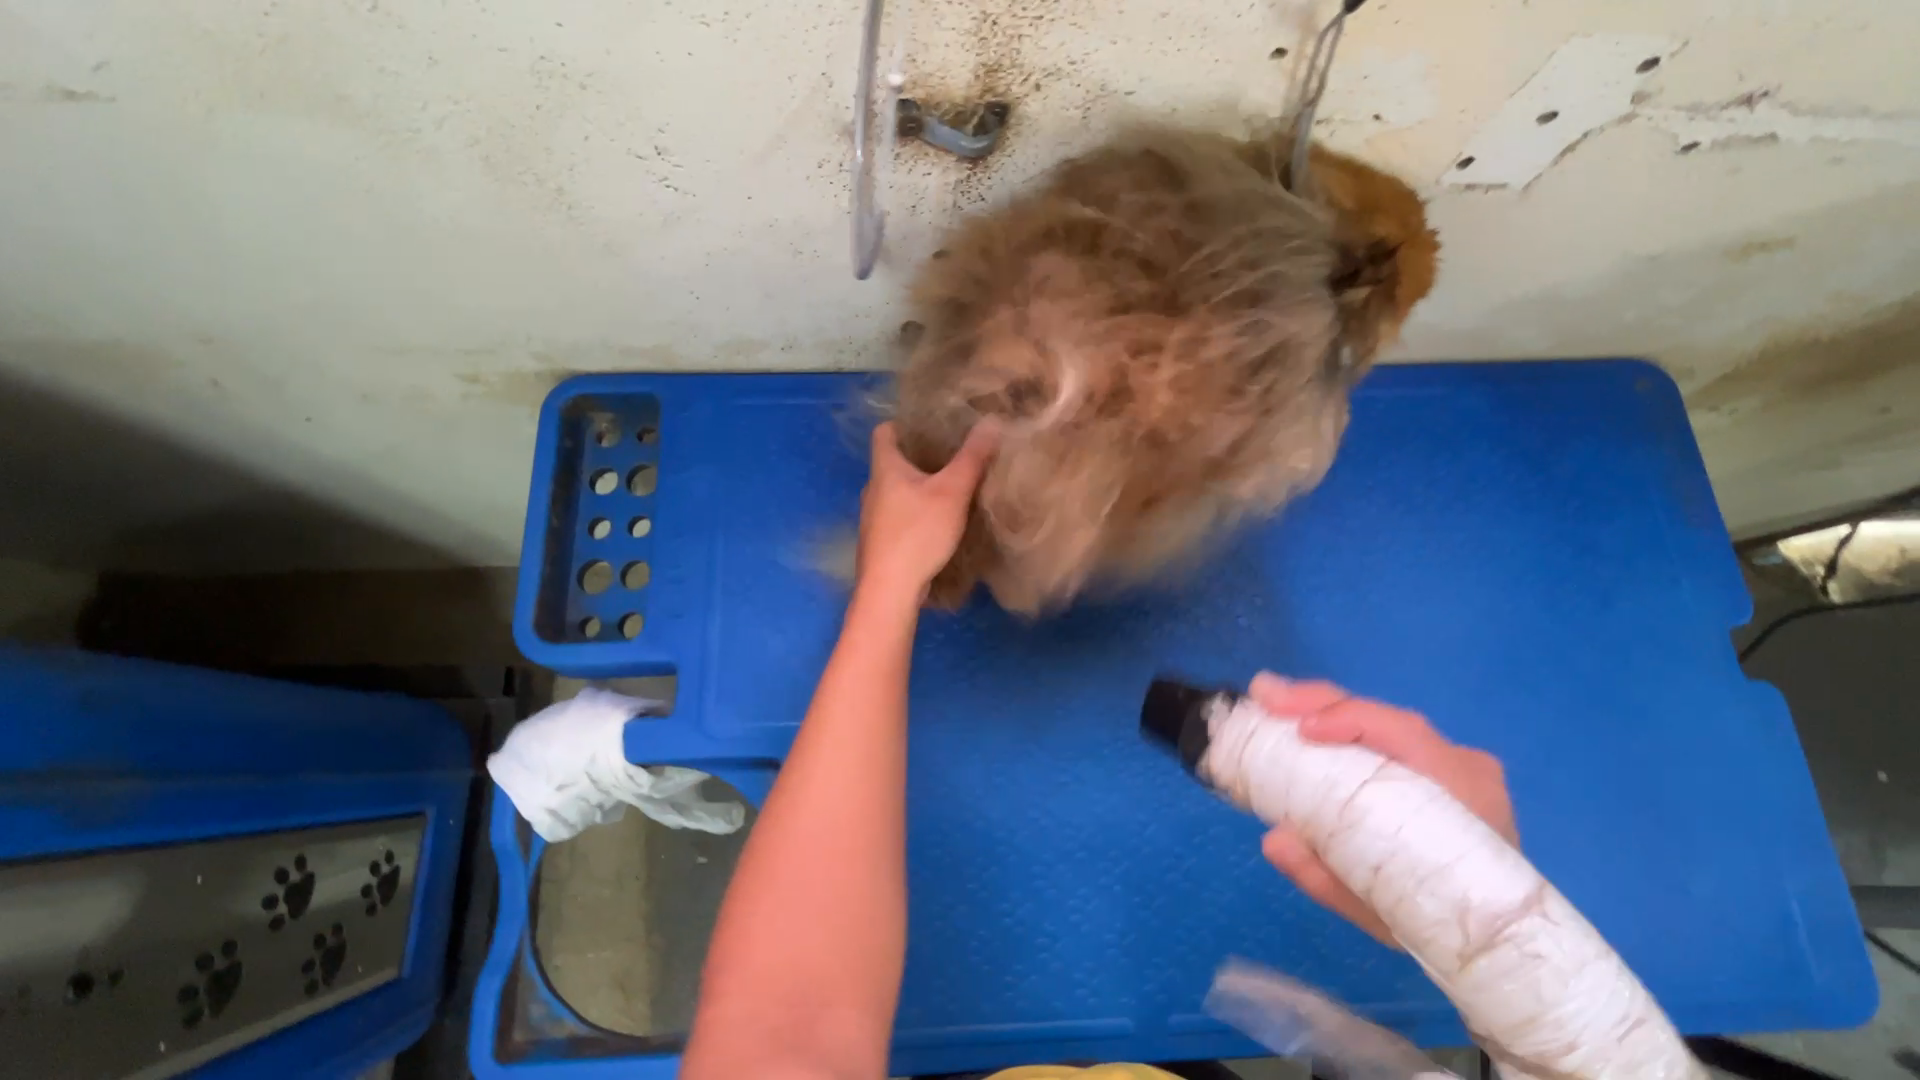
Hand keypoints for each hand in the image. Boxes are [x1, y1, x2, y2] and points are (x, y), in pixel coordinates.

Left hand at [855, 421, 998, 602]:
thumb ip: (972, 457)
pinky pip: (898, 516)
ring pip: (895, 491)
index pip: (884, 431)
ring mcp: (873, 518)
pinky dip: (915, 513)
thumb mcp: (952, 492)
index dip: (904, 423)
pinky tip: (937, 523)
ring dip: (917, 487)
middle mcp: (872, 489)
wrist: (890, 589)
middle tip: (951, 454)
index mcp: (884, 468)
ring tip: (948, 488)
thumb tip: (992, 420)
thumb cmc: (918, 532)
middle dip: (918, 457)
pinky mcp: (880, 542)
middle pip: (891, 462)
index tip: (932, 425)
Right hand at [1249, 672, 1516, 945]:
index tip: (1301, 729)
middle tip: (1262, 695)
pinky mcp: (1440, 769)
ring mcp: (1455, 764)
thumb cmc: (1441, 923)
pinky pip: (1387, 739)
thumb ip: (1328, 878)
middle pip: (1387, 719)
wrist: (1502, 940)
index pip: (1404, 734)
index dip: (1348, 720)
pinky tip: (1304, 728)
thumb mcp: (1381, 913)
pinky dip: (1343, 730)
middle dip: (1319, 703)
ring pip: (1384, 725)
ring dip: (1325, 713)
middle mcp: (1462, 766)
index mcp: (1461, 794)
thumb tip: (1272, 840)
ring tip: (1271, 705)